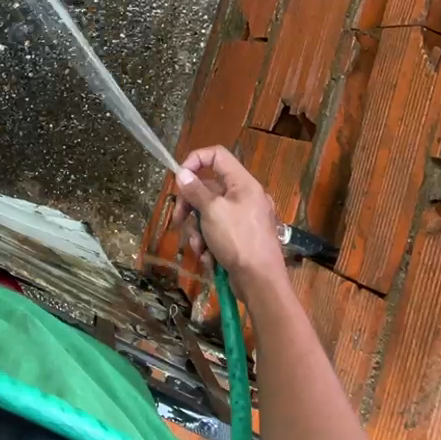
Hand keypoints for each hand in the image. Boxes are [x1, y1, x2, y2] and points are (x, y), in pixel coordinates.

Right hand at [171, 146, 286, 288]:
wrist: (261, 283)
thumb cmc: (239, 240)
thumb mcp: (212, 211)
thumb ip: (195, 190)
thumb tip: (181, 174)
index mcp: (243, 184)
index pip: (217, 155)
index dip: (195, 160)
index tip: (179, 177)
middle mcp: (244, 197)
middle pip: (208, 188)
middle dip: (190, 205)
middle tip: (179, 219)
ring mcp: (243, 218)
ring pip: (208, 212)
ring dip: (198, 229)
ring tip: (198, 246)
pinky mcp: (240, 237)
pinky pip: (217, 230)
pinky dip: (208, 242)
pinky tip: (208, 256)